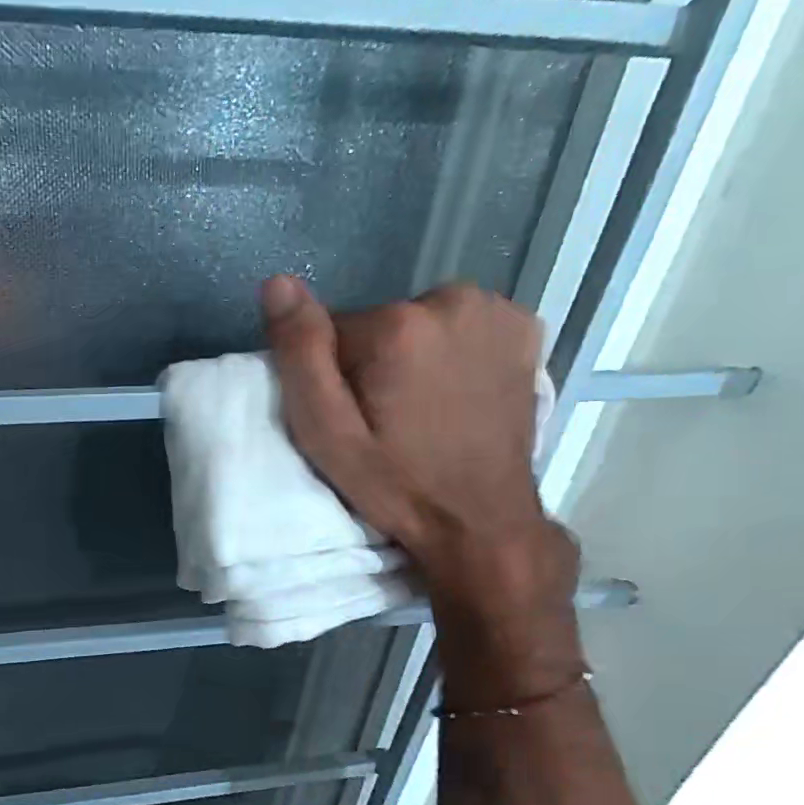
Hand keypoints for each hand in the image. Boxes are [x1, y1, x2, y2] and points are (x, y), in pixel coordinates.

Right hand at [260, 275, 583, 700]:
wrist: (482, 521)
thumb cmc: (396, 484)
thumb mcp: (328, 434)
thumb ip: (300, 355)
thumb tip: (277, 283)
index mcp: (399, 326)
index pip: (334, 330)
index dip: (336, 375)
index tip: (357, 417)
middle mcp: (453, 300)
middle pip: (380, 322)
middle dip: (375, 362)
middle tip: (390, 419)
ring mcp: (497, 311)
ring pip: (419, 321)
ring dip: (413, 354)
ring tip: (425, 409)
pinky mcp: (525, 326)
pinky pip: (460, 325)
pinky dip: (453, 349)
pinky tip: (459, 391)